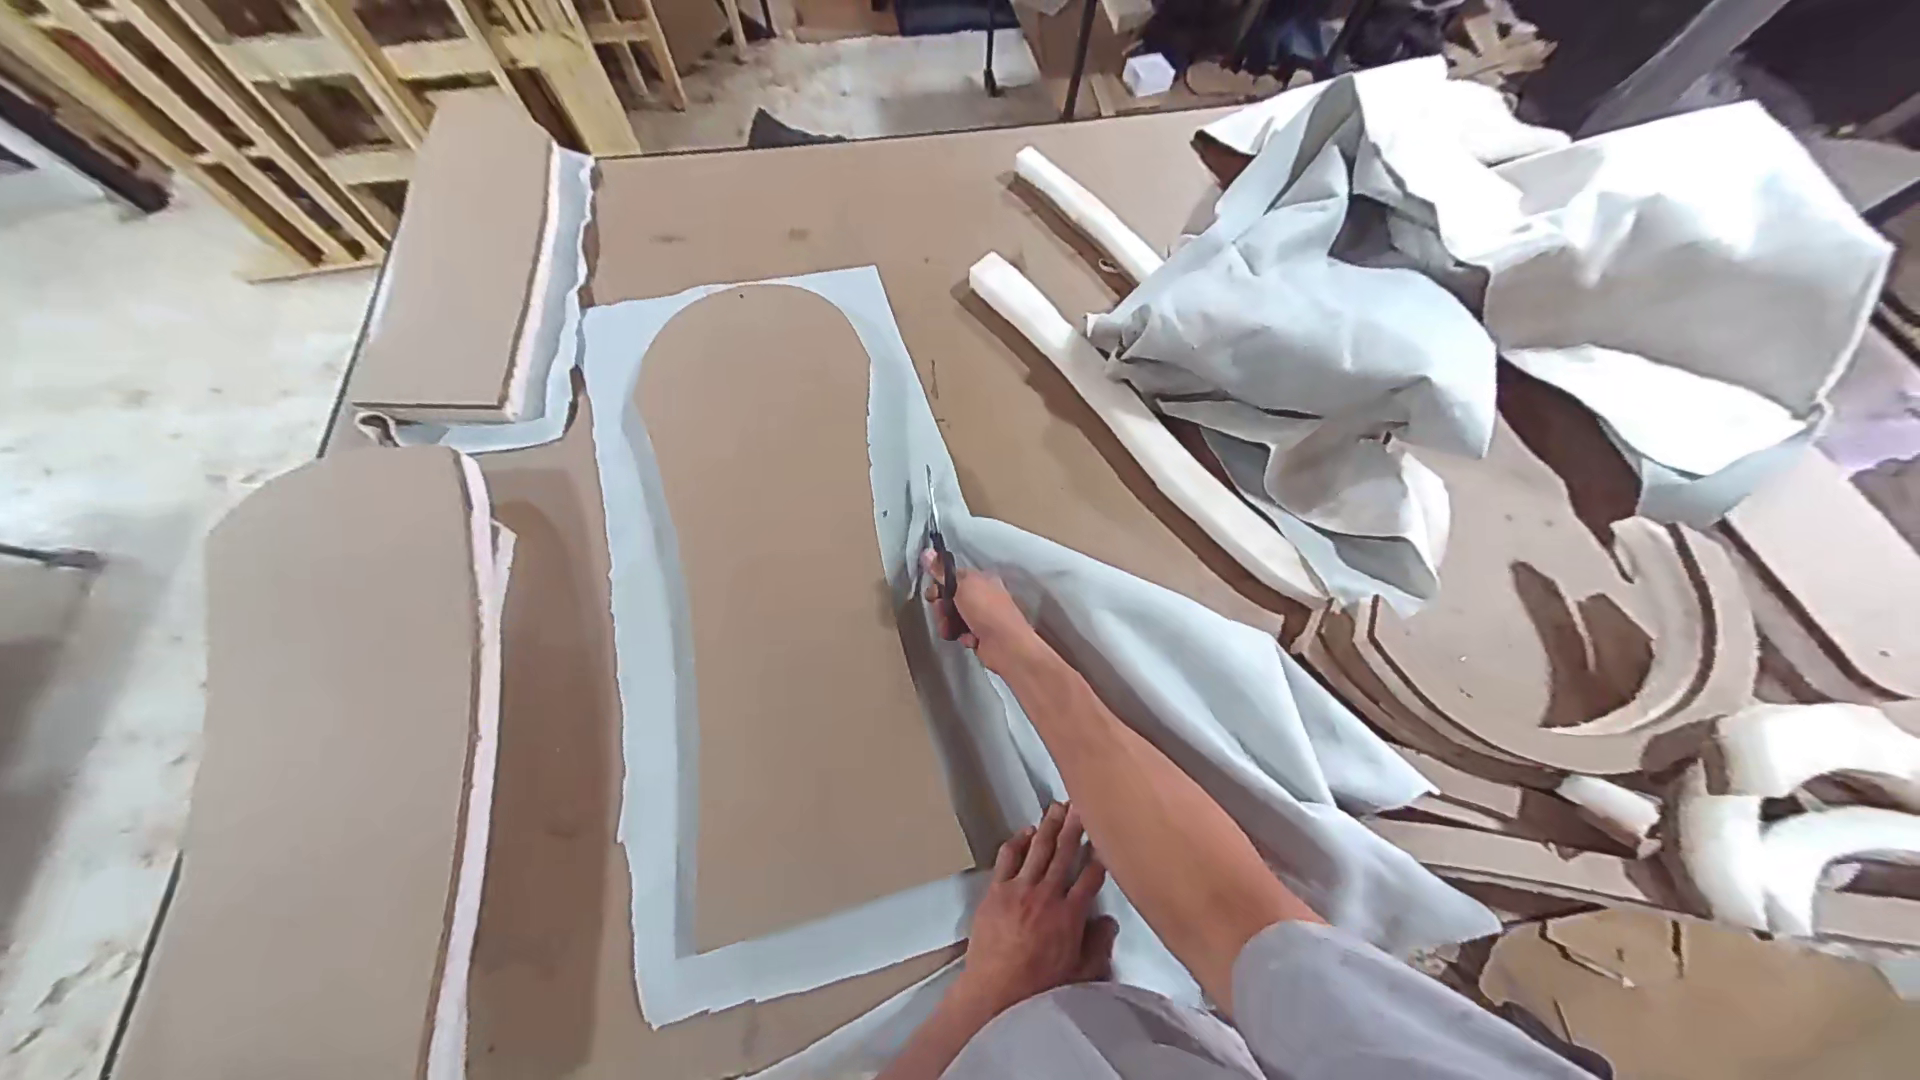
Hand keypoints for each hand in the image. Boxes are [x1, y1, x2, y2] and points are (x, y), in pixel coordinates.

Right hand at [920, 550, 1046, 675]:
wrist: (1006, 645)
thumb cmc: (987, 610)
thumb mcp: (962, 586)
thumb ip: (942, 571)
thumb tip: (927, 552)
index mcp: (981, 579)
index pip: (952, 576)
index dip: (939, 585)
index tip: (932, 594)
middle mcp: (981, 595)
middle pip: (948, 598)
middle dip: (942, 608)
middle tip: (944, 612)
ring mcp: (980, 615)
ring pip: (951, 617)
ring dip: (949, 624)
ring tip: (955, 630)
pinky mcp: (978, 634)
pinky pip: (959, 632)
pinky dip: (962, 636)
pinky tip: (970, 638)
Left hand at [954, 802, 1117, 1017]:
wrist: (995, 992)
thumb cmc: (1039, 989)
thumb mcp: (1079, 975)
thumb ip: (1097, 946)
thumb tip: (1110, 921)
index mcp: (1070, 915)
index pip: (1090, 877)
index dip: (1099, 856)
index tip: (1105, 838)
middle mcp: (1047, 895)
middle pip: (1065, 852)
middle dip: (1075, 826)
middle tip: (1082, 803)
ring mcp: (1020, 889)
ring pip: (1038, 848)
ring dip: (1049, 825)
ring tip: (1057, 806)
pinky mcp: (997, 890)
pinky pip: (1009, 857)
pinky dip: (1018, 841)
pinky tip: (1027, 830)